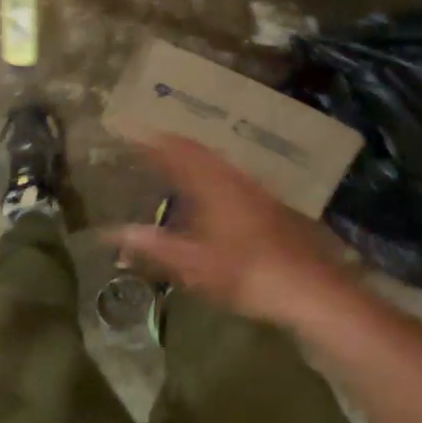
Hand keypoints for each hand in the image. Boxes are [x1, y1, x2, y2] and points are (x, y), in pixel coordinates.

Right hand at [105, 136, 357, 326]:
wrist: (309, 289)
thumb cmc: (247, 274)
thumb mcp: (194, 265)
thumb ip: (154, 246)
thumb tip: (112, 233)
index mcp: (213, 186)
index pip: (177, 152)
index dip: (153, 142)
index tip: (131, 133)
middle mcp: (235, 179)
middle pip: (200, 152)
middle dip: (173, 145)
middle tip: (150, 143)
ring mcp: (256, 190)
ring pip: (219, 163)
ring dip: (194, 158)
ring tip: (174, 160)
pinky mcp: (269, 206)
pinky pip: (232, 177)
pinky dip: (212, 174)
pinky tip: (211, 191)